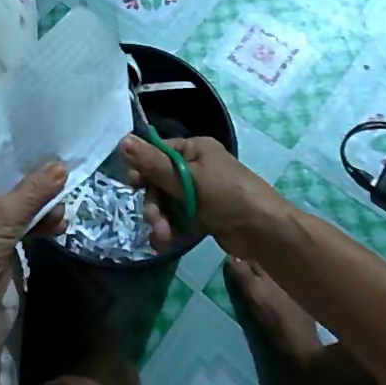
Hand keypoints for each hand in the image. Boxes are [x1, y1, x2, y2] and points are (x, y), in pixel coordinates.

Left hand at [0, 162, 67, 367]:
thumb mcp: (7, 212)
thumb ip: (37, 188)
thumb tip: (62, 165)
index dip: (20, 150)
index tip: (48, 141)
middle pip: (13, 179)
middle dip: (40, 181)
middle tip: (63, 178)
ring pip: (25, 201)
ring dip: (45, 204)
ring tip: (60, 213)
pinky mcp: (3, 239)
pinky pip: (28, 221)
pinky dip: (42, 221)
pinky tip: (59, 225)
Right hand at [118, 135, 294, 259]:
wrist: (263, 230)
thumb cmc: (226, 195)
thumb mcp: (187, 179)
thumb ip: (153, 164)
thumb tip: (122, 140)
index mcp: (195, 149)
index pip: (159, 153)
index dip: (144, 169)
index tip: (133, 185)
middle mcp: (196, 167)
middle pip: (160, 182)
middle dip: (154, 203)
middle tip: (153, 221)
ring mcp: (200, 193)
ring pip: (167, 204)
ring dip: (160, 220)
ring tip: (163, 237)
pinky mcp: (203, 215)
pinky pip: (178, 219)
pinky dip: (171, 230)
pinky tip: (165, 243)